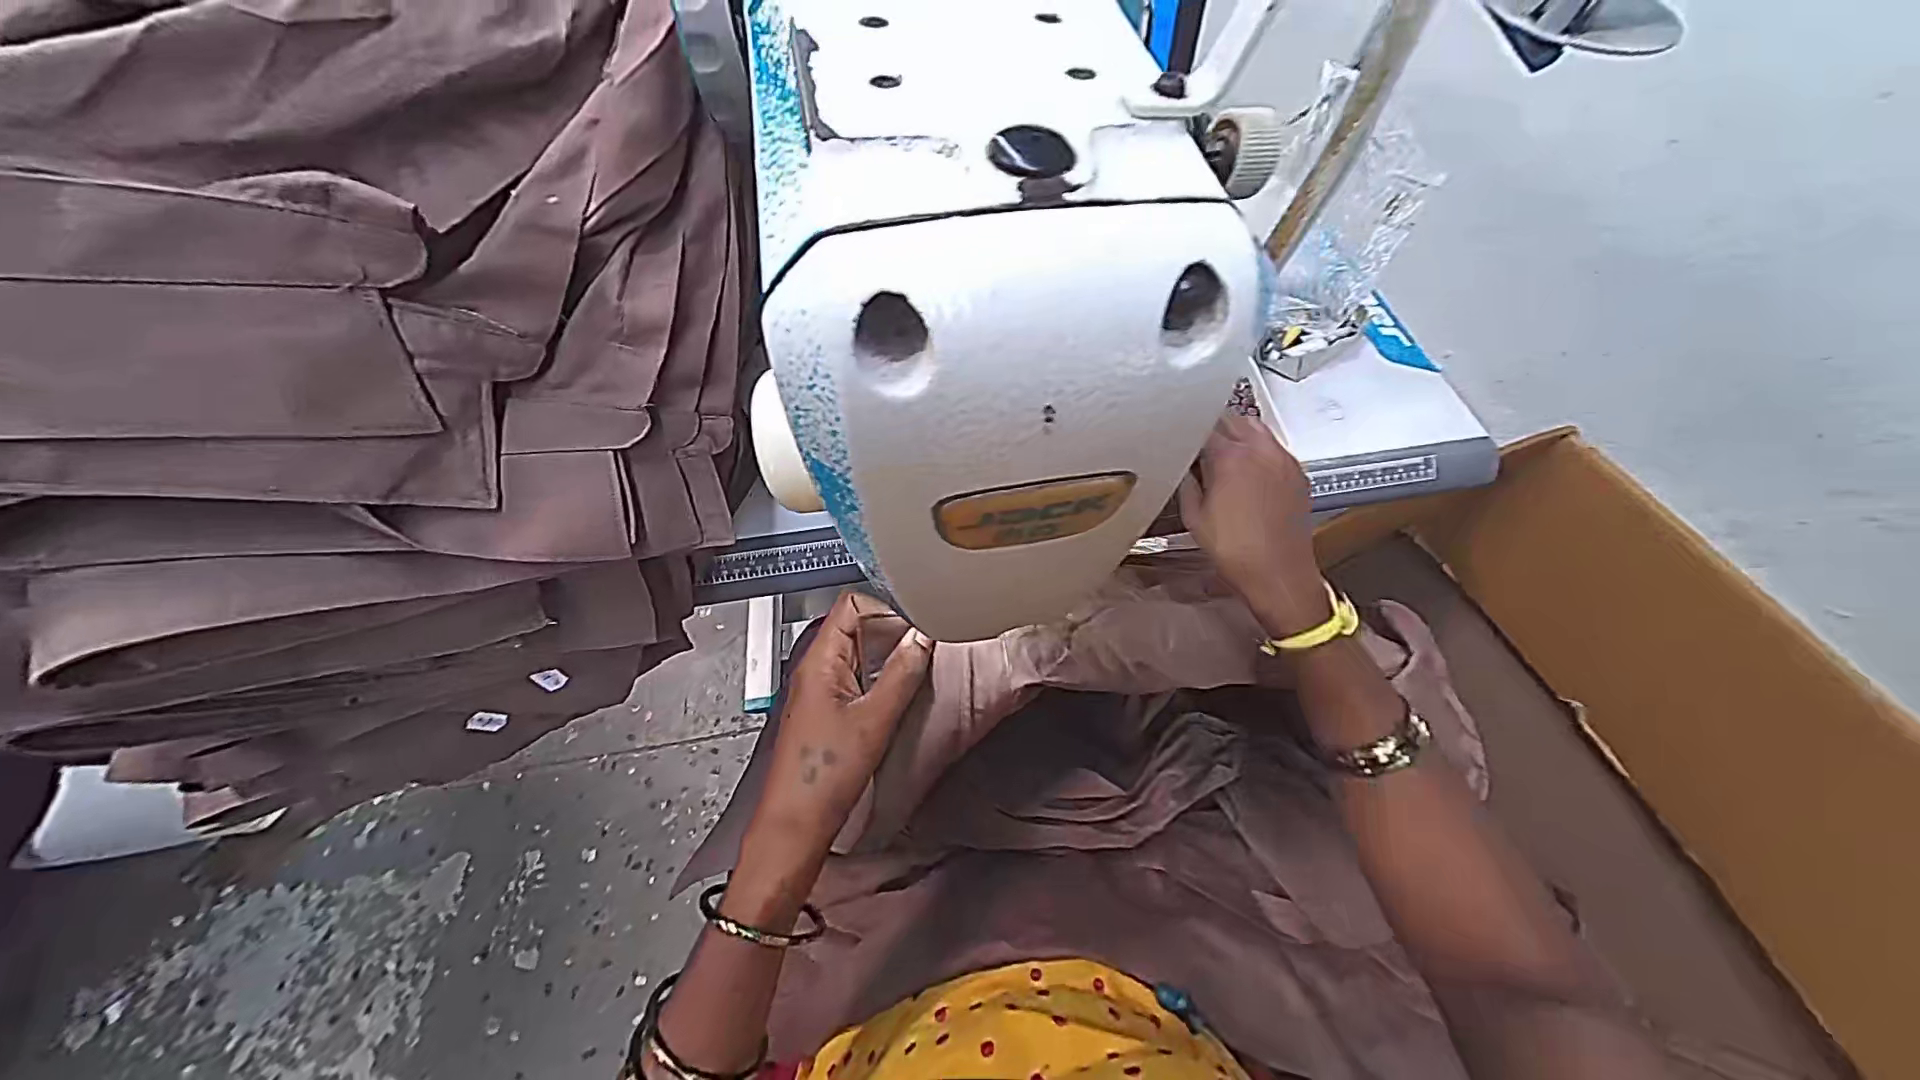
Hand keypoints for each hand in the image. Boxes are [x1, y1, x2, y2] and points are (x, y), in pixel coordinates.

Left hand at [747, 591, 932, 852]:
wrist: (795, 823)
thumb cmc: (822, 777)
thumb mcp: (874, 720)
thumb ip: (902, 673)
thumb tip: (922, 638)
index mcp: (819, 660)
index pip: (851, 604)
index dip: (885, 610)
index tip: (913, 631)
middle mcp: (815, 668)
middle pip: (857, 625)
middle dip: (891, 635)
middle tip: (917, 656)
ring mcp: (820, 688)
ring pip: (859, 652)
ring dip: (887, 660)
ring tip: (909, 679)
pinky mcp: (826, 708)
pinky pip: (857, 677)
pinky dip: (879, 681)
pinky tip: (894, 701)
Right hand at [1178, 415, 1330, 635]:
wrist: (1277, 572)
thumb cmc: (1238, 551)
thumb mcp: (1194, 517)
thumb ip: (1187, 483)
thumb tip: (1185, 470)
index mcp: (1231, 457)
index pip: (1204, 426)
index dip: (1188, 432)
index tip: (1180, 441)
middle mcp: (1260, 451)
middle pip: (1232, 420)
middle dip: (1213, 428)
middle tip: (1197, 445)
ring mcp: (1282, 460)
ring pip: (1256, 429)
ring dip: (1237, 435)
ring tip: (1221, 457)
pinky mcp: (1296, 474)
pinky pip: (1273, 448)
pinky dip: (1257, 451)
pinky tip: (1245, 473)